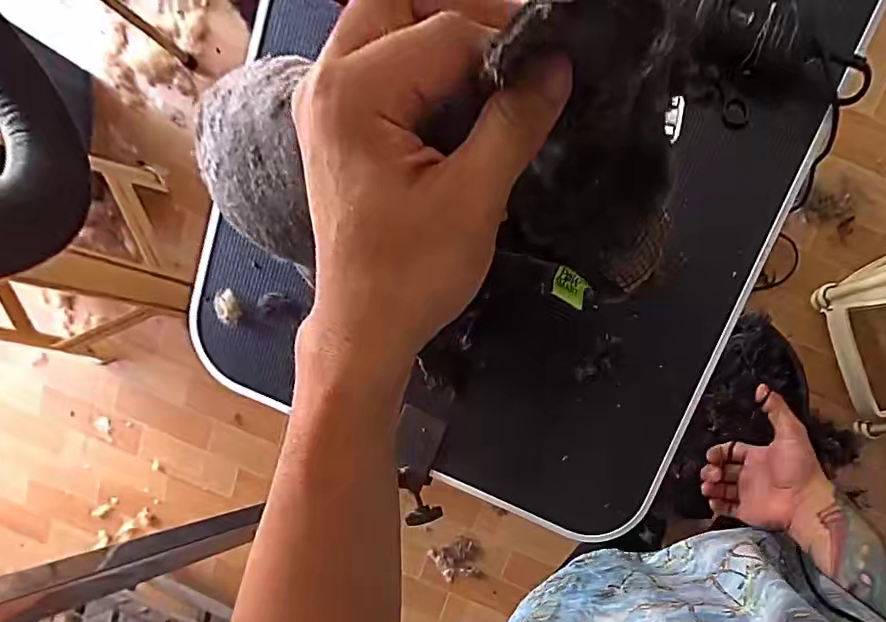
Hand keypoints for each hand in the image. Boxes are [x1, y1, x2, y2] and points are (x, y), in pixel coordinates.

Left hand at [292, 0, 571, 396]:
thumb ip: (512, 127)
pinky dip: (427, 73)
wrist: (368, 325)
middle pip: (395, 4)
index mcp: (355, 91)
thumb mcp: (473, 201)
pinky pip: (384, 72)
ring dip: (442, 40)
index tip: (556, 66)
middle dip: (462, 17)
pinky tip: (466, 105)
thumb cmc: (417, 272)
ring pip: (385, 31)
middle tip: (520, 54)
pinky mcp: (344, 131)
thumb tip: (557, 69)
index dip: (505, 42)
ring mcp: (330, 103)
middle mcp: (329, 79)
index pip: (442, 32)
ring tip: (501, 76)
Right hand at [700, 385, 833, 530]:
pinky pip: (725, 508)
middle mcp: (753, 474)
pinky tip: (713, 499)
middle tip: (710, 470)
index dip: (720, 451)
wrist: (804, 501)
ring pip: (721, 488)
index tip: (712, 453)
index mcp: (760, 456)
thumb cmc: (801, 469)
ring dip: (710, 485)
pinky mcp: (746, 511)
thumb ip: (777, 409)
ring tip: (709, 484)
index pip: (733, 450)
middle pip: (723, 469)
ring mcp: (749, 493)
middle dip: (711, 468)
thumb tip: (764, 390)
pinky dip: (716, 505)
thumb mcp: (791, 431)